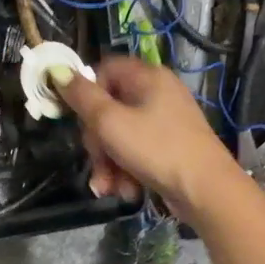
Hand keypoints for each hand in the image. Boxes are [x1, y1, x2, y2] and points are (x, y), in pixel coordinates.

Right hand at [55, 57, 238, 213]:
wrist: (205, 190)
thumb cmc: (156, 150)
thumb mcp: (111, 123)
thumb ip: (82, 98)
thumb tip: (59, 72)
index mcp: (147, 77)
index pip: (105, 71)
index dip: (87, 95)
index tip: (80, 121)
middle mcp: (158, 94)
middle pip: (110, 109)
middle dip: (97, 143)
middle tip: (97, 163)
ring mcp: (166, 122)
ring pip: (121, 137)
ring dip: (109, 165)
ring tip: (110, 188)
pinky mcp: (170, 149)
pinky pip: (137, 154)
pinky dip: (128, 172)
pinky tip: (128, 192)